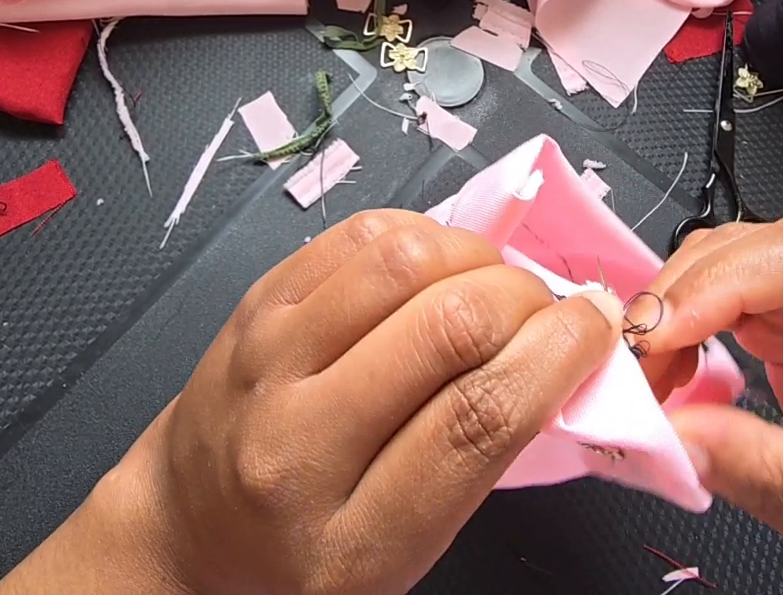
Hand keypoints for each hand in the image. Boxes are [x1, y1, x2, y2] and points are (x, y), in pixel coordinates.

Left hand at [0, 210, 622, 594]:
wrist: (189, 523)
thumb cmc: (312, 550)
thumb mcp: (405, 546)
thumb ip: (480, 453)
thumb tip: (561, 345)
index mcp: (350, 539)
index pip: (475, 422)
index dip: (556, 357)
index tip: (593, 326)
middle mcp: (297, 439)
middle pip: (445, 328)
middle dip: (525, 298)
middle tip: (547, 306)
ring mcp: (269, 354)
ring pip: (403, 261)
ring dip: (478, 256)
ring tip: (494, 281)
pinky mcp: (261, 298)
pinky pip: (362, 232)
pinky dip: (425, 233)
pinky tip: (439, 262)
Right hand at [638, 218, 782, 594]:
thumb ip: (777, 479)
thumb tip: (676, 433)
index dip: (730, 281)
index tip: (664, 329)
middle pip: (771, 247)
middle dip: (691, 290)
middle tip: (634, 351)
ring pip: (742, 261)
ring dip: (681, 302)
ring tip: (646, 363)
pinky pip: (736, 298)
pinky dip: (691, 323)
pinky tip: (671, 359)